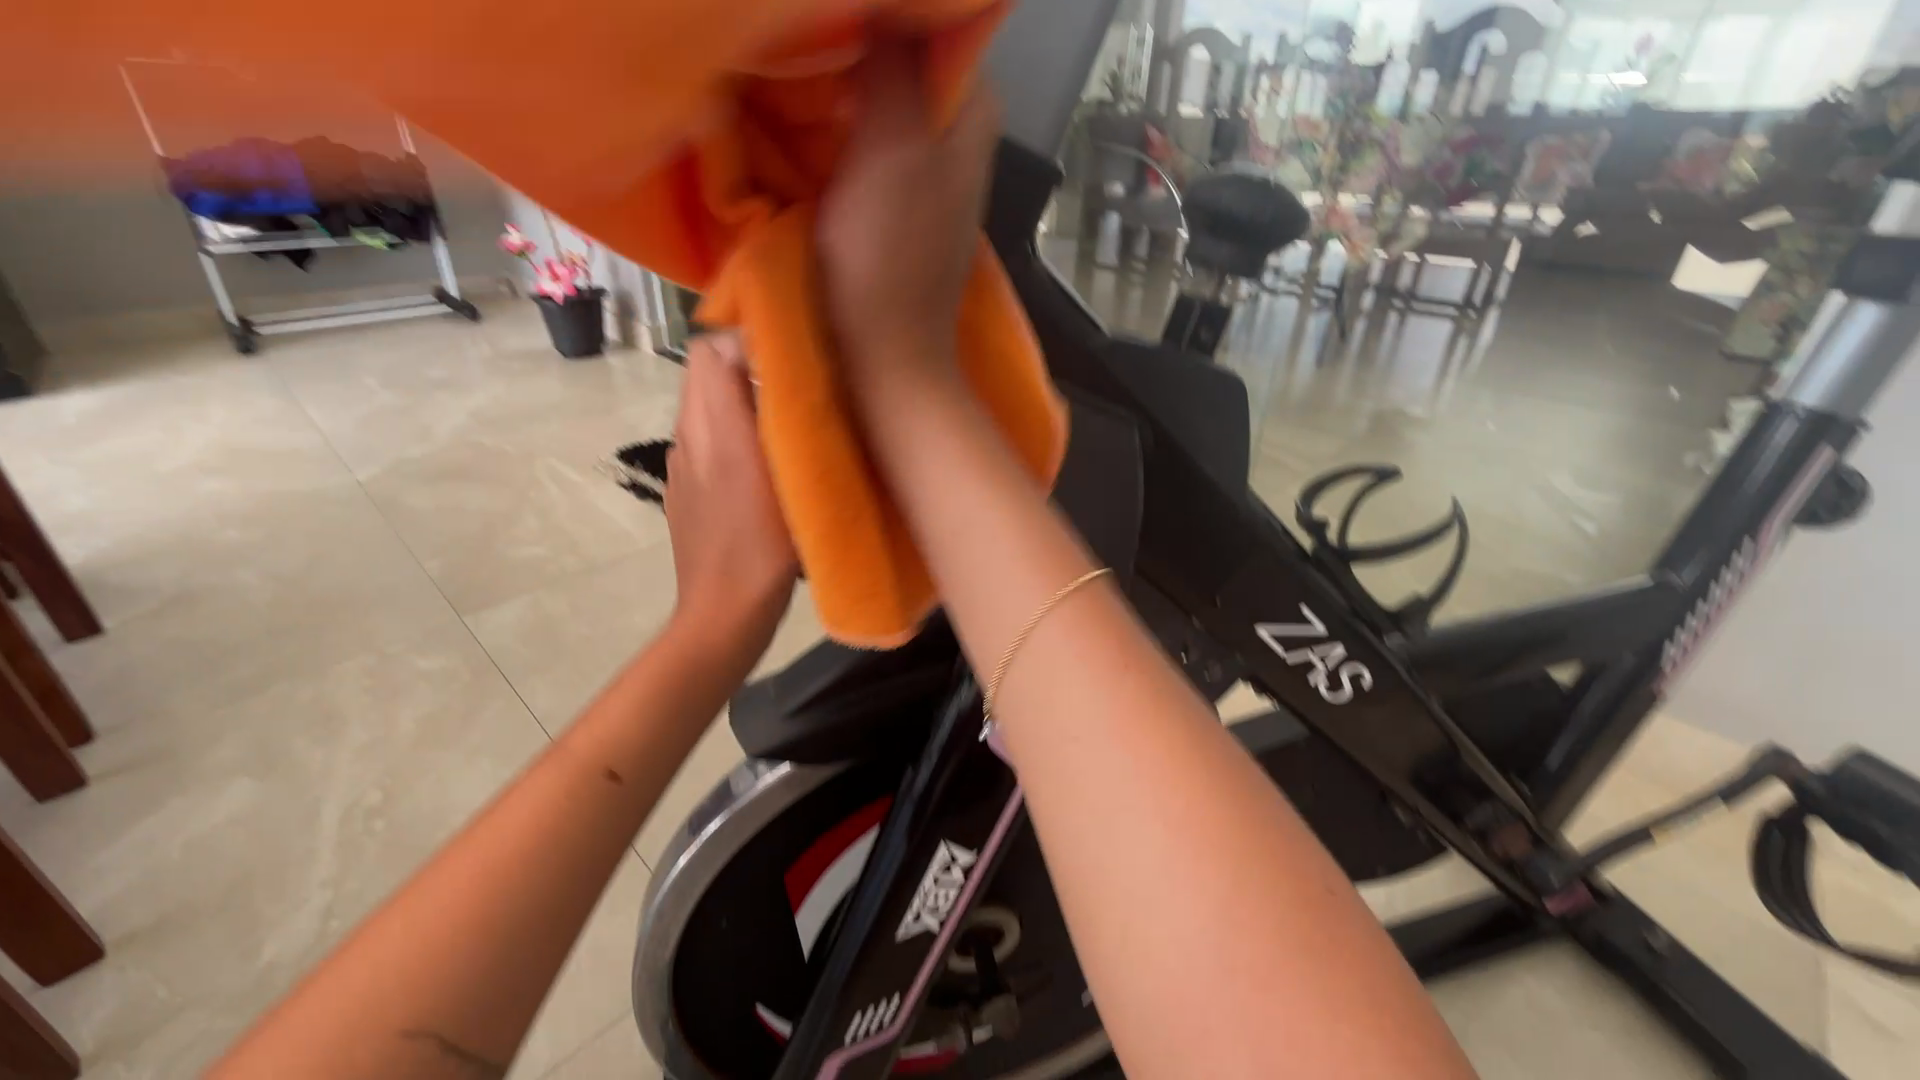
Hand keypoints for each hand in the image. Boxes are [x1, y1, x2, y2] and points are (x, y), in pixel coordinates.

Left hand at [664, 334, 797, 660]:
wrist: (723, 613)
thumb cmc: (765, 550)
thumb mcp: (789, 481)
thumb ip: (784, 421)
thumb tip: (790, 371)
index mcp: (713, 429)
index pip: (712, 350)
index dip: (750, 341)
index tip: (793, 356)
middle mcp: (688, 438)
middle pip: (703, 373)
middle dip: (745, 366)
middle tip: (795, 384)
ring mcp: (681, 467)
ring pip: (703, 406)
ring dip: (737, 399)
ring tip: (783, 420)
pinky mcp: (683, 491)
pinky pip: (703, 440)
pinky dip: (728, 432)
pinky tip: (761, 463)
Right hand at [817, 38, 1000, 404]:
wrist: (882, 358)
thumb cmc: (887, 259)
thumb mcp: (893, 149)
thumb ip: (895, 69)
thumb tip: (879, 13)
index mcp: (970, 114)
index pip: (938, 26)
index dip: (882, 17)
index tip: (828, 16)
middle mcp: (954, 136)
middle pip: (904, 60)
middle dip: (851, 45)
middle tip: (793, 37)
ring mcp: (922, 172)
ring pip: (877, 99)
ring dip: (835, 85)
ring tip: (785, 67)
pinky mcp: (891, 204)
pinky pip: (859, 142)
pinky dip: (830, 128)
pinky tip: (795, 122)